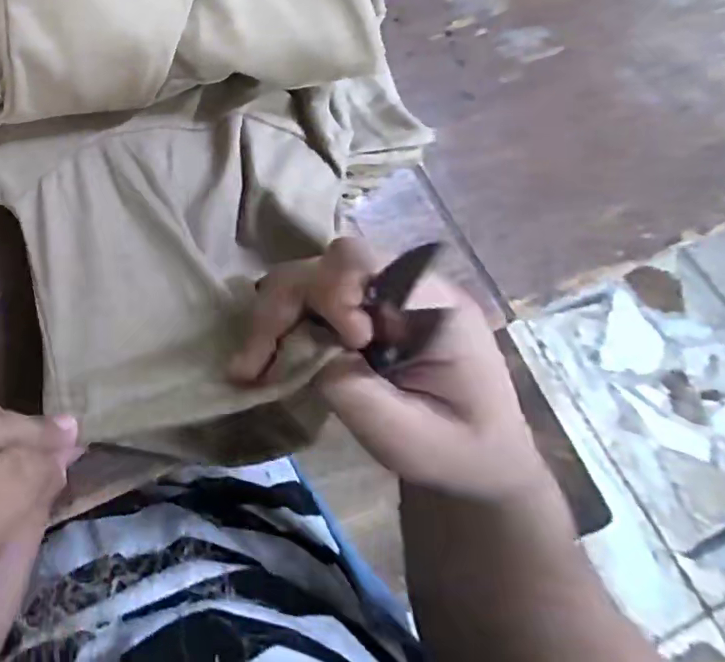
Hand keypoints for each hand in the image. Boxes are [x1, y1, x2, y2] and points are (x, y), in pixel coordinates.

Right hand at [229, 237, 551, 502]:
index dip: (336, 291)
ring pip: (302, 279)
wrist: (473, 463)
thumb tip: (301, 352)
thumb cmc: (454, 452)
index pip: (364, 260)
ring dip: (272, 318)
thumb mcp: (408, 436)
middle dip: (283, 307)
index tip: (350, 342)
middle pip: (321, 265)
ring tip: (251, 367)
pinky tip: (263, 360)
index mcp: (431, 303)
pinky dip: (275, 326)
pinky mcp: (351, 310)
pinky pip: (302, 300)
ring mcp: (370, 296)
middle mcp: (396, 286)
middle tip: (257, 363)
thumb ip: (352, 390)